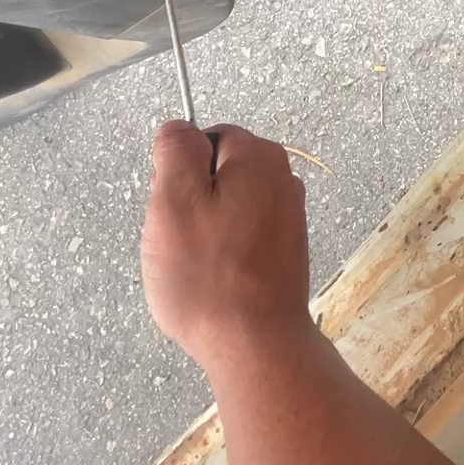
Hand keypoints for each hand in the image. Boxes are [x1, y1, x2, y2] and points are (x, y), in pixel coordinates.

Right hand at [141, 121, 312, 373]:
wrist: (255, 338)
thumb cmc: (207, 273)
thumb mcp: (174, 202)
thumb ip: (176, 153)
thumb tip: (178, 126)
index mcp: (260, 155)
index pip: (205, 139)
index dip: (179, 173)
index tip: (174, 209)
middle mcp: (284, 175)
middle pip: (218, 171)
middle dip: (192, 200)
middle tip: (182, 239)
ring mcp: (289, 210)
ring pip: (227, 204)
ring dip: (206, 227)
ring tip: (200, 262)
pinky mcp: (288, 242)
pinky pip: (242, 231)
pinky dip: (225, 247)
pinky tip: (219, 276)